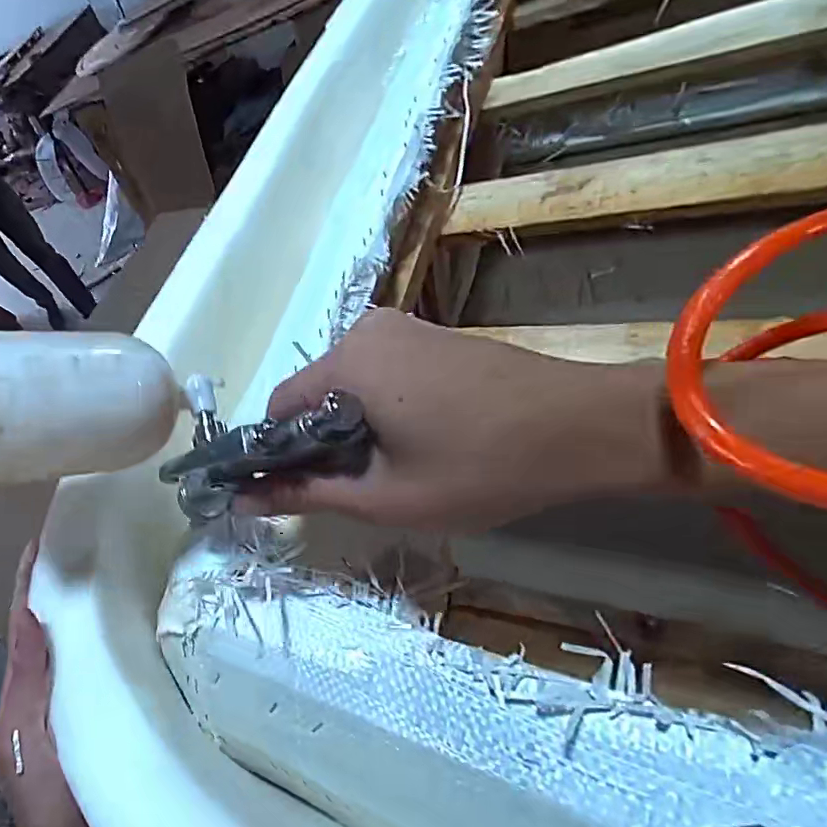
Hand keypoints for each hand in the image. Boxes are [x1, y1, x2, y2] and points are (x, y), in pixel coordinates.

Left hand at [0, 542, 101, 826]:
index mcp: (23, 687)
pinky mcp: (103, 710)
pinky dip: (112, 636)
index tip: (44, 537)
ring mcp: (74, 698)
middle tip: (89, 540)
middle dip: (61, 582)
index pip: (24, 620)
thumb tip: (32, 615)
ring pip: (78, 640)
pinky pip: (104, 663)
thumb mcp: (31, 737)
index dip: (30, 579)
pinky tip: (138, 619)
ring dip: (88, 604)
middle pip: (50, 623)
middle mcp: (46, 684)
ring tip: (116, 566)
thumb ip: (32, 680)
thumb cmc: (51, 801)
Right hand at [235, 309, 665, 530]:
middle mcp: (366, 330)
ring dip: (351, 425)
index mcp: (347, 363)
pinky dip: (378, 406)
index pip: (277, 408)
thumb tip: (242, 500)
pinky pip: (378, 372)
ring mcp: (403, 327)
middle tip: (359, 485)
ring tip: (392, 464)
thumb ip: (307, 494)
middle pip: (311, 394)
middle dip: (320, 440)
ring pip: (345, 385)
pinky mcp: (431, 334)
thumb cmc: (481, 468)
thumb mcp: (385, 497)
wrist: (583, 428)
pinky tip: (417, 437)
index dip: (279, 453)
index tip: (302, 490)